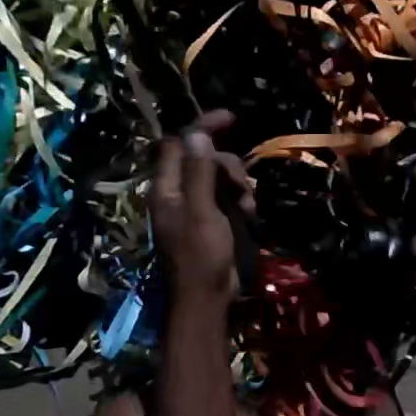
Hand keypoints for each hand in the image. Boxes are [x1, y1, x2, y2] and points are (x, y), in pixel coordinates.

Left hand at [149, 111, 252, 305]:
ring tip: (248, 207)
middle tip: (242, 188)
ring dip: (237, 184)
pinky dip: (238, 199)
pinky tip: (249, 213)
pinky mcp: (208, 219)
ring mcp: (193, 206)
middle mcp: (176, 193)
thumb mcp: (202, 211)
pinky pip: (224, 195)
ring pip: (217, 176)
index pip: (180, 143)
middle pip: (203, 158)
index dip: (203, 127)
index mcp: (166, 188)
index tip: (231, 118)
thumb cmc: (201, 255)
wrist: (206, 297)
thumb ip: (199, 173)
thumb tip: (198, 134)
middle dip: (227, 166)